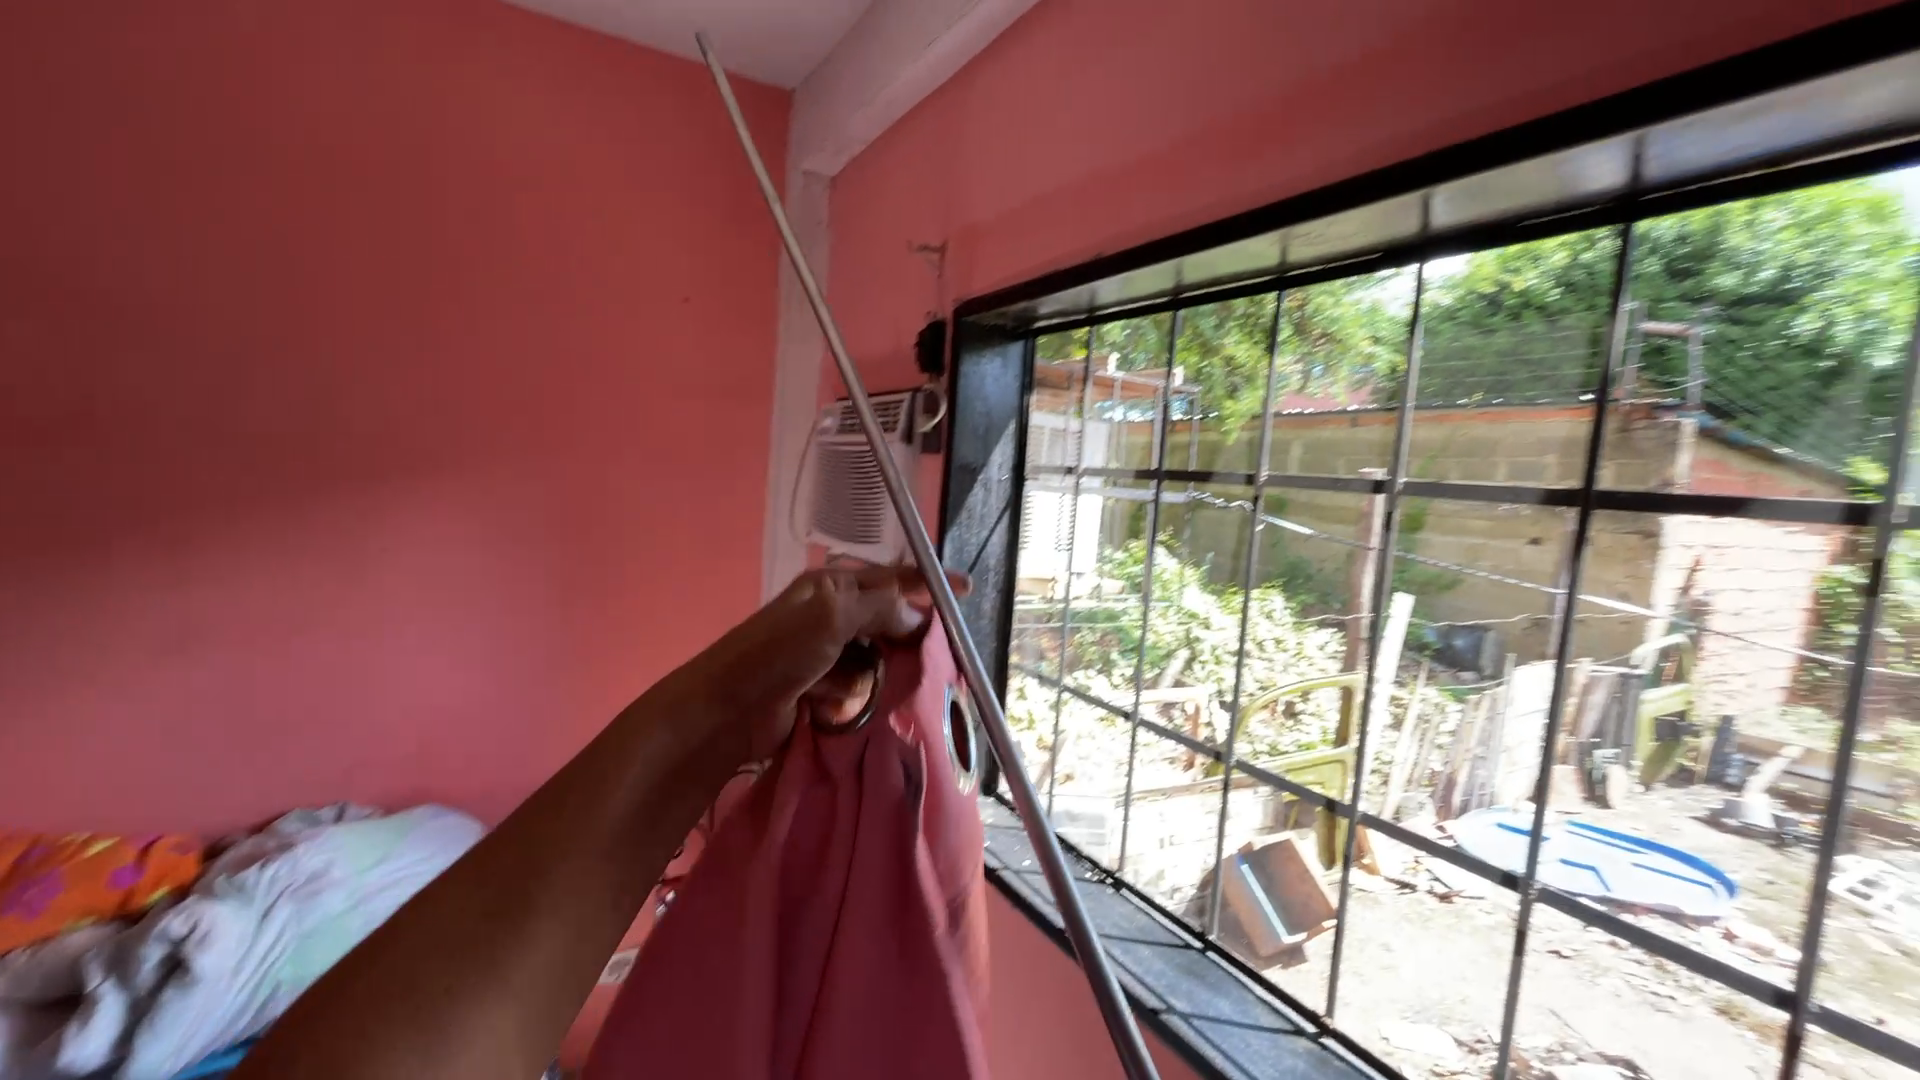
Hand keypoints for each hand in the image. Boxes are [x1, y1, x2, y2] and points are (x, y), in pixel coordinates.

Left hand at [662, 565, 970, 763]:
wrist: (727, 712)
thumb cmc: (777, 654)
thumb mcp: (831, 615)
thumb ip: (879, 607)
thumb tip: (915, 615)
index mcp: (829, 587)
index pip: (889, 578)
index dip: (926, 582)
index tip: (965, 590)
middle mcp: (830, 615)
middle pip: (888, 619)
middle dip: (910, 634)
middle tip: (937, 652)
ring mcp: (826, 655)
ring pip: (880, 656)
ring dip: (889, 670)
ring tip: (903, 684)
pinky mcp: (823, 690)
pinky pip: (863, 686)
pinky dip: (867, 694)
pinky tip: (862, 703)